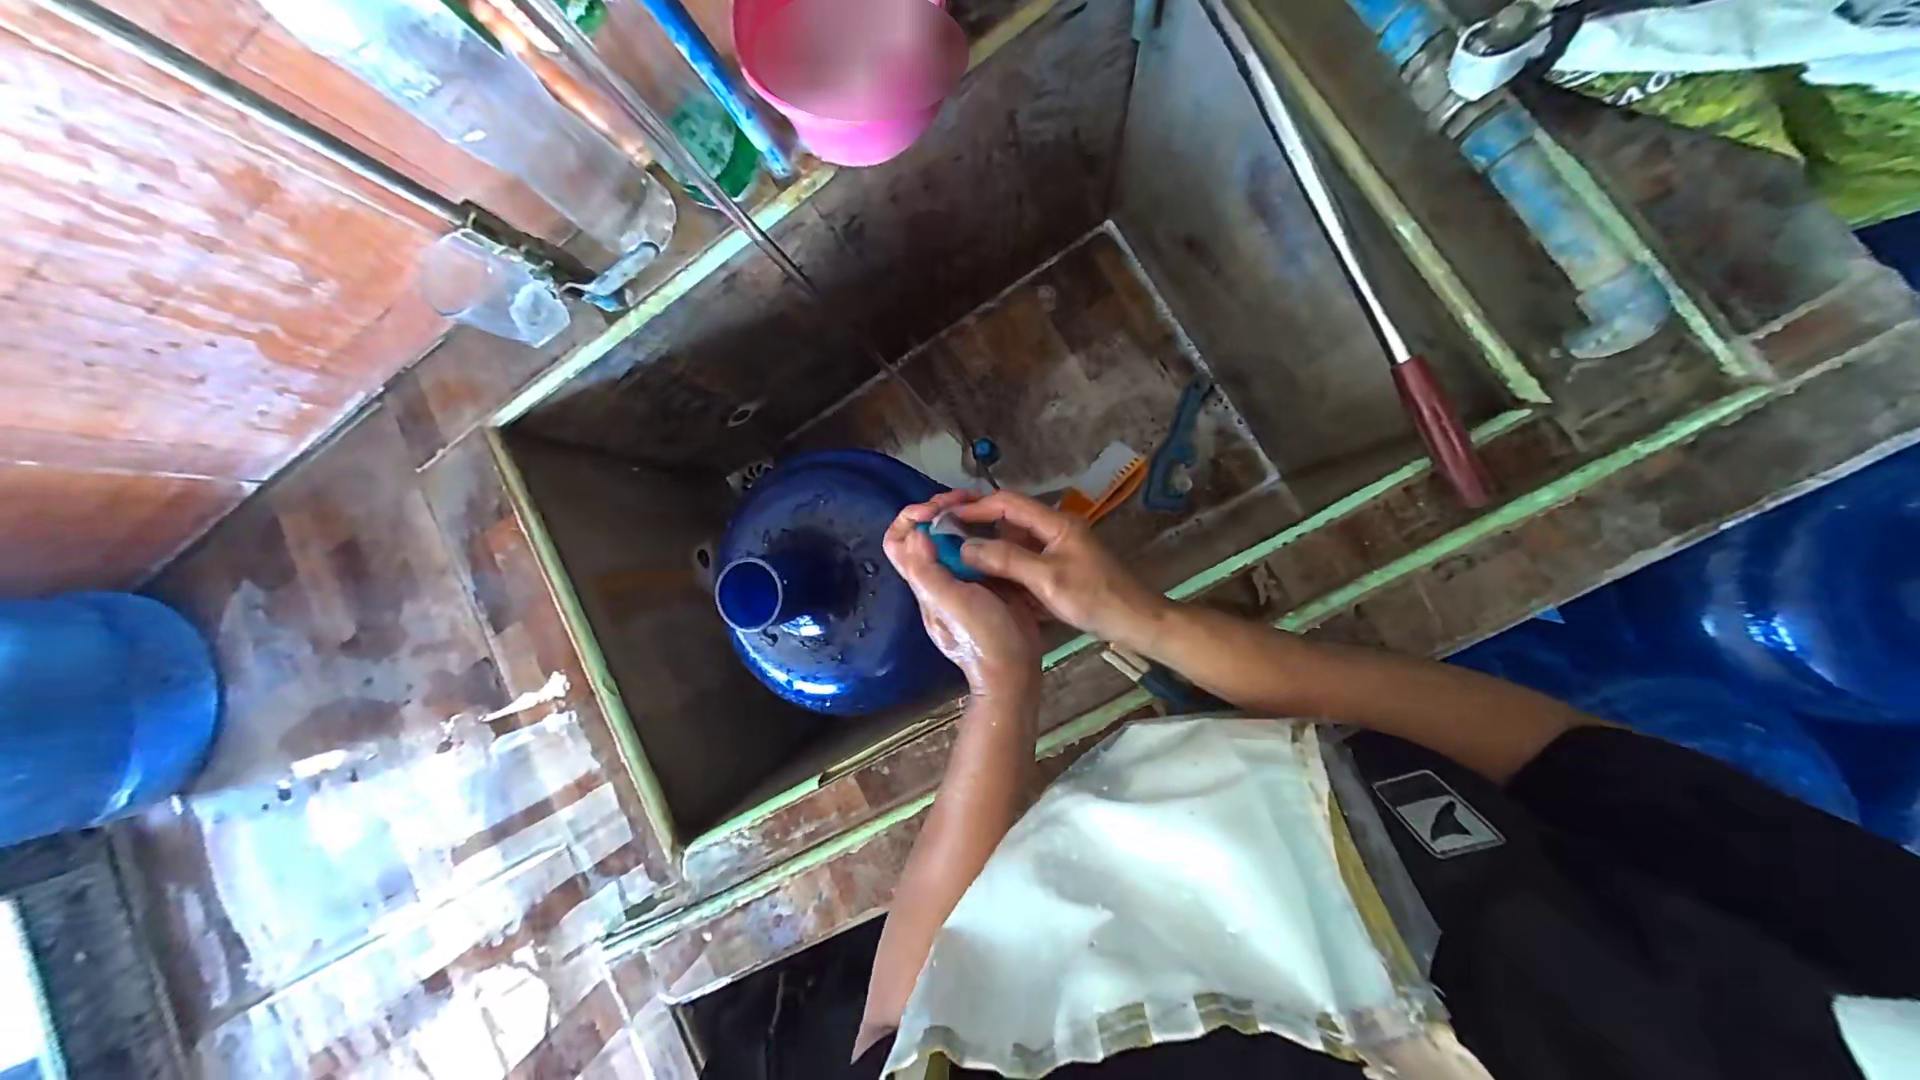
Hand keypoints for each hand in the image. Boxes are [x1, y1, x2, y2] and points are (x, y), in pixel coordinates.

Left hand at [883, 492, 1041, 701]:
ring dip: (964, 516)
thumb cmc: (982, 640)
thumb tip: (916, 533)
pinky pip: (981, 547)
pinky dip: (985, 529)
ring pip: (954, 538)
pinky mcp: (989, 579)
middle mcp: (939, 576)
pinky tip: (1002, 523)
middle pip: (927, 534)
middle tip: (966, 498)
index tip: (934, 509)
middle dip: (940, 509)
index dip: (909, 519)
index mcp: (923, 581)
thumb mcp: (951, 605)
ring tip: (984, 503)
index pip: (898, 542)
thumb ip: (928, 571)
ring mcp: (964, 578)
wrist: (1015, 669)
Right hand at [948, 490, 1171, 654]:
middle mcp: (1055, 531)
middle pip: (1010, 521)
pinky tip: (988, 582)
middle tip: (948, 541)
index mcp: (1055, 523)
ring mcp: (1058, 551)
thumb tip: (964, 547)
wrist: (1137, 622)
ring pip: (1015, 544)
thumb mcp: (1046, 579)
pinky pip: (1026, 563)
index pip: (1008, 503)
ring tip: (960, 563)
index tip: (946, 519)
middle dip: (979, 529)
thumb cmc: (1095, 598)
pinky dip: (1007, 569)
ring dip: (991, 552)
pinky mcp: (1060, 570)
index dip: (976, 508)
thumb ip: (1005, 560)